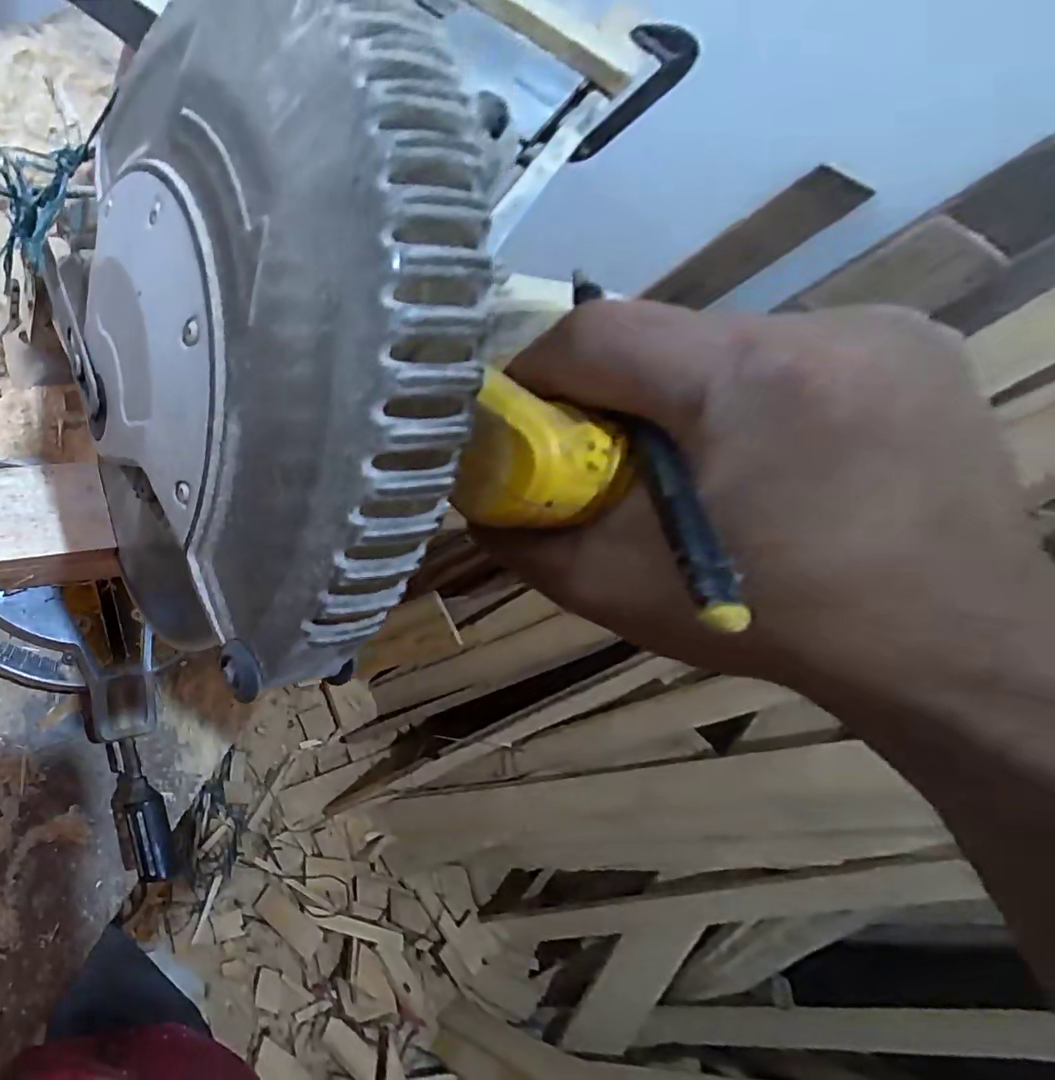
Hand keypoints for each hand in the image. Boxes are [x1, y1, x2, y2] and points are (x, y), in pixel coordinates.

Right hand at [473, 301, 1054, 697]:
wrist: (953, 649)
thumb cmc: (765, 617)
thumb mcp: (598, 584)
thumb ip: (514, 531)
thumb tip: (475, 494)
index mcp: (747, 379)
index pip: (592, 333)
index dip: (530, 374)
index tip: (514, 428)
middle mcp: (823, 330)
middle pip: (648, 332)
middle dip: (590, 390)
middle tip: (577, 456)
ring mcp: (880, 331)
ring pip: (702, 340)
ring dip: (653, 393)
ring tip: (656, 462)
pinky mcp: (906, 348)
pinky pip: (764, 352)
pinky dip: (716, 393)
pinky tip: (728, 450)